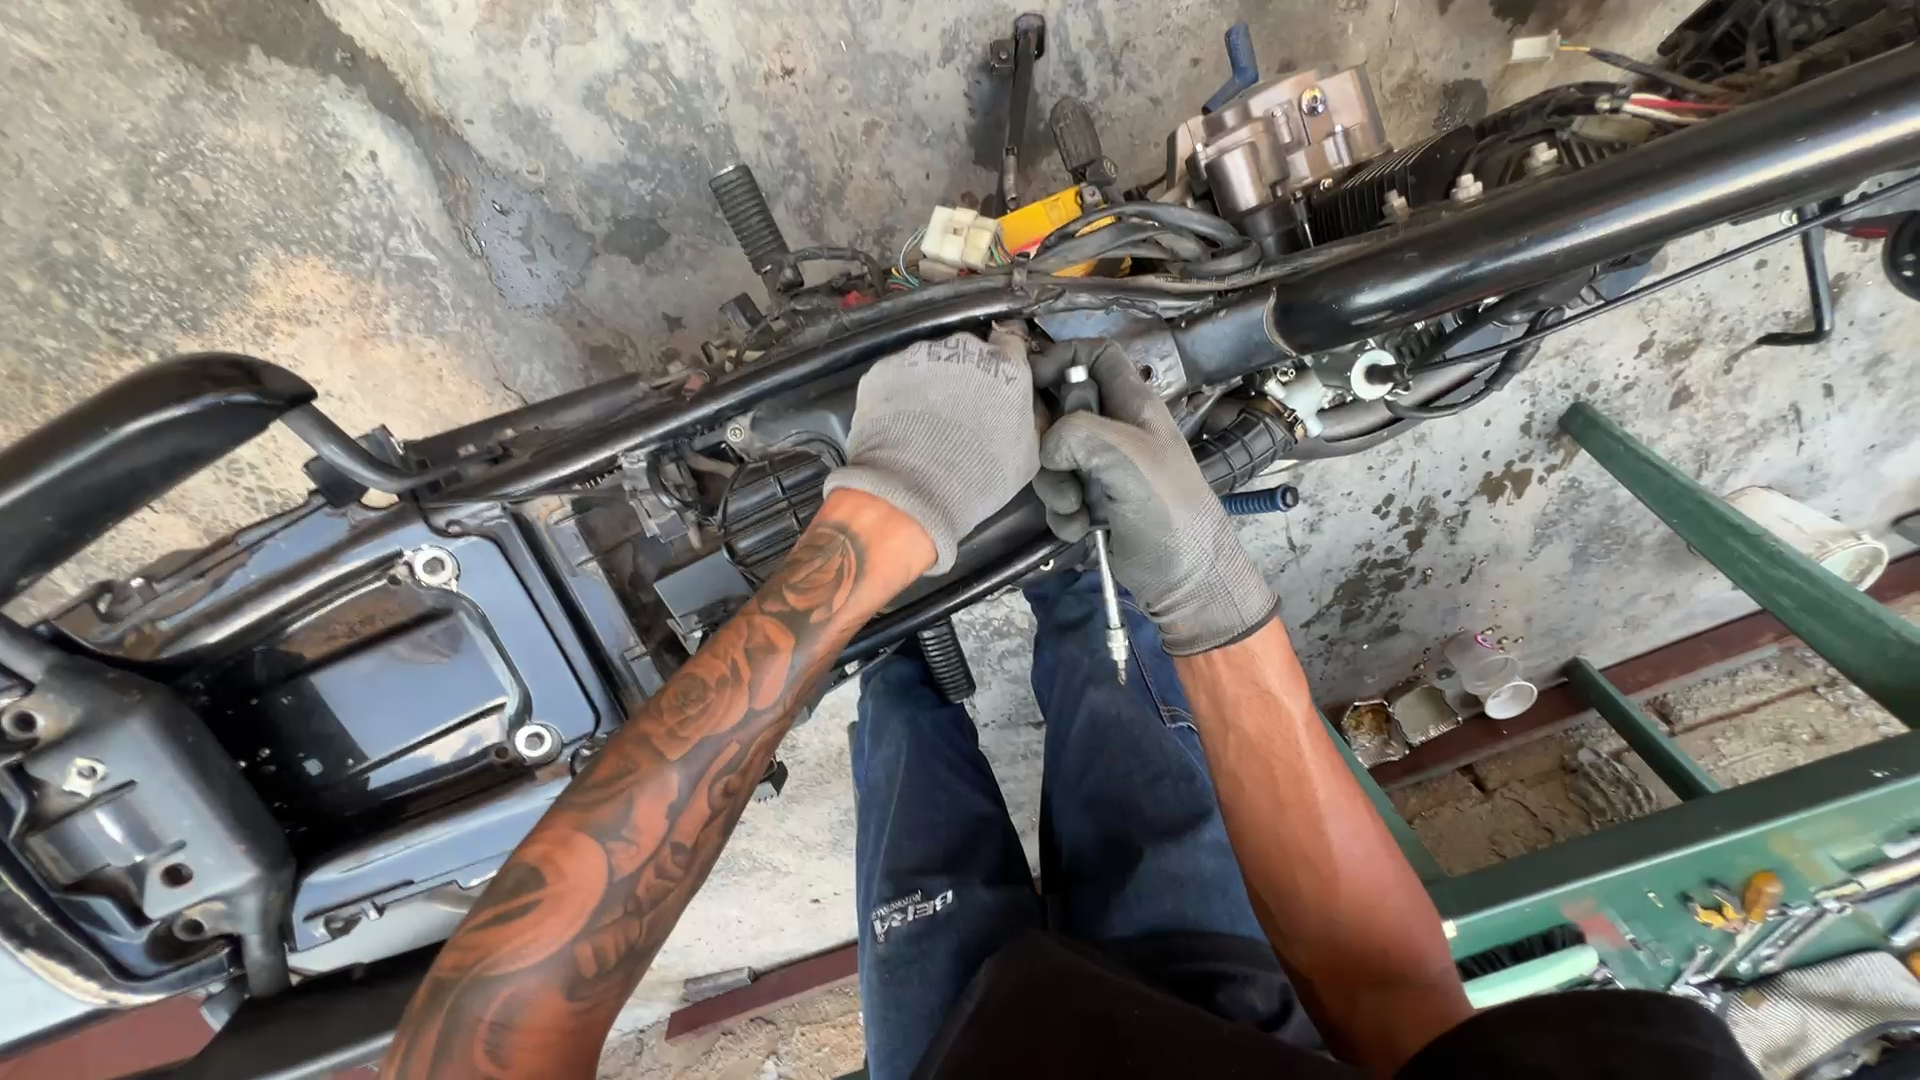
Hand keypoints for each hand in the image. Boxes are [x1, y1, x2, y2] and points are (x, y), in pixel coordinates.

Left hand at [823, 327, 1038, 573]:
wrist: (911, 491)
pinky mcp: (882, 369)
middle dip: (966, 372)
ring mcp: (918, 354)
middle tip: (960, 408)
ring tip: (924, 420)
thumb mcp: (1028, 453)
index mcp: (1005, 364)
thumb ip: (1032, 415)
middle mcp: (963, 347)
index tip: (998, 378)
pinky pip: (897, 375)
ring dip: (931, 381)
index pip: (1011, 341)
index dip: (1005, 358)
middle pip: (969, 349)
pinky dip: (899, 392)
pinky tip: (898, 422)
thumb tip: (1028, 403)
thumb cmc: (979, 476)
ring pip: (930, 360)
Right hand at [1032, 340, 1277, 654]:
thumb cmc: (1167, 507)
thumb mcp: (1126, 455)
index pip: (1096, 356)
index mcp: (1133, 405)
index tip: (1033, 380)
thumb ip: (1077, 432)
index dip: (1062, 358)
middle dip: (1047, 439)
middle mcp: (1115, 431)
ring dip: (1054, 486)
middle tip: (1052, 460)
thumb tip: (1048, 447)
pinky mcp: (1092, 505)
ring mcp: (1102, 470)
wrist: (1184, 577)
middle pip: (1060, 410)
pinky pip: (1058, 497)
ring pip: (1052, 460)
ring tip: (1077, 507)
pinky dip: (1063, 515)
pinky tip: (1082, 529)